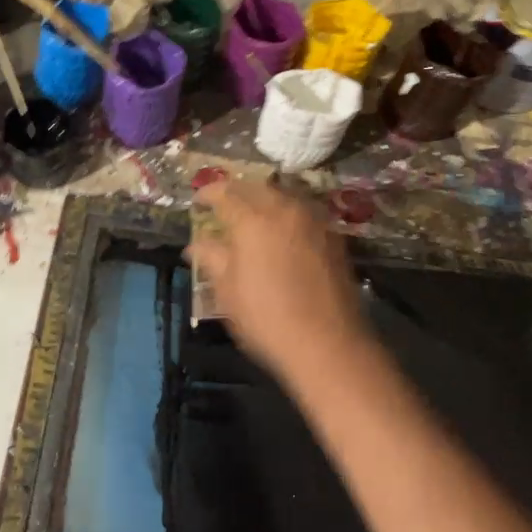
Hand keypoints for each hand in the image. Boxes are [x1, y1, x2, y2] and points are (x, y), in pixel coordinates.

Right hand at [189, 180, 364, 377]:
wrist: (328, 344)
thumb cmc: (267, 318)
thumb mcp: (227, 291)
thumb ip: (212, 258)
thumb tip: (197, 244)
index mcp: (253, 219)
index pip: (225, 193)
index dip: (208, 194)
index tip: (197, 201)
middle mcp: (285, 210)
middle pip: (257, 187)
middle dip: (237, 191)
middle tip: (222, 205)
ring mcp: (314, 221)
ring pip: (284, 196)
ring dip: (264, 199)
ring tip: (251, 215)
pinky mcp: (334, 237)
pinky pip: (303, 212)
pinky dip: (286, 213)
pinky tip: (280, 231)